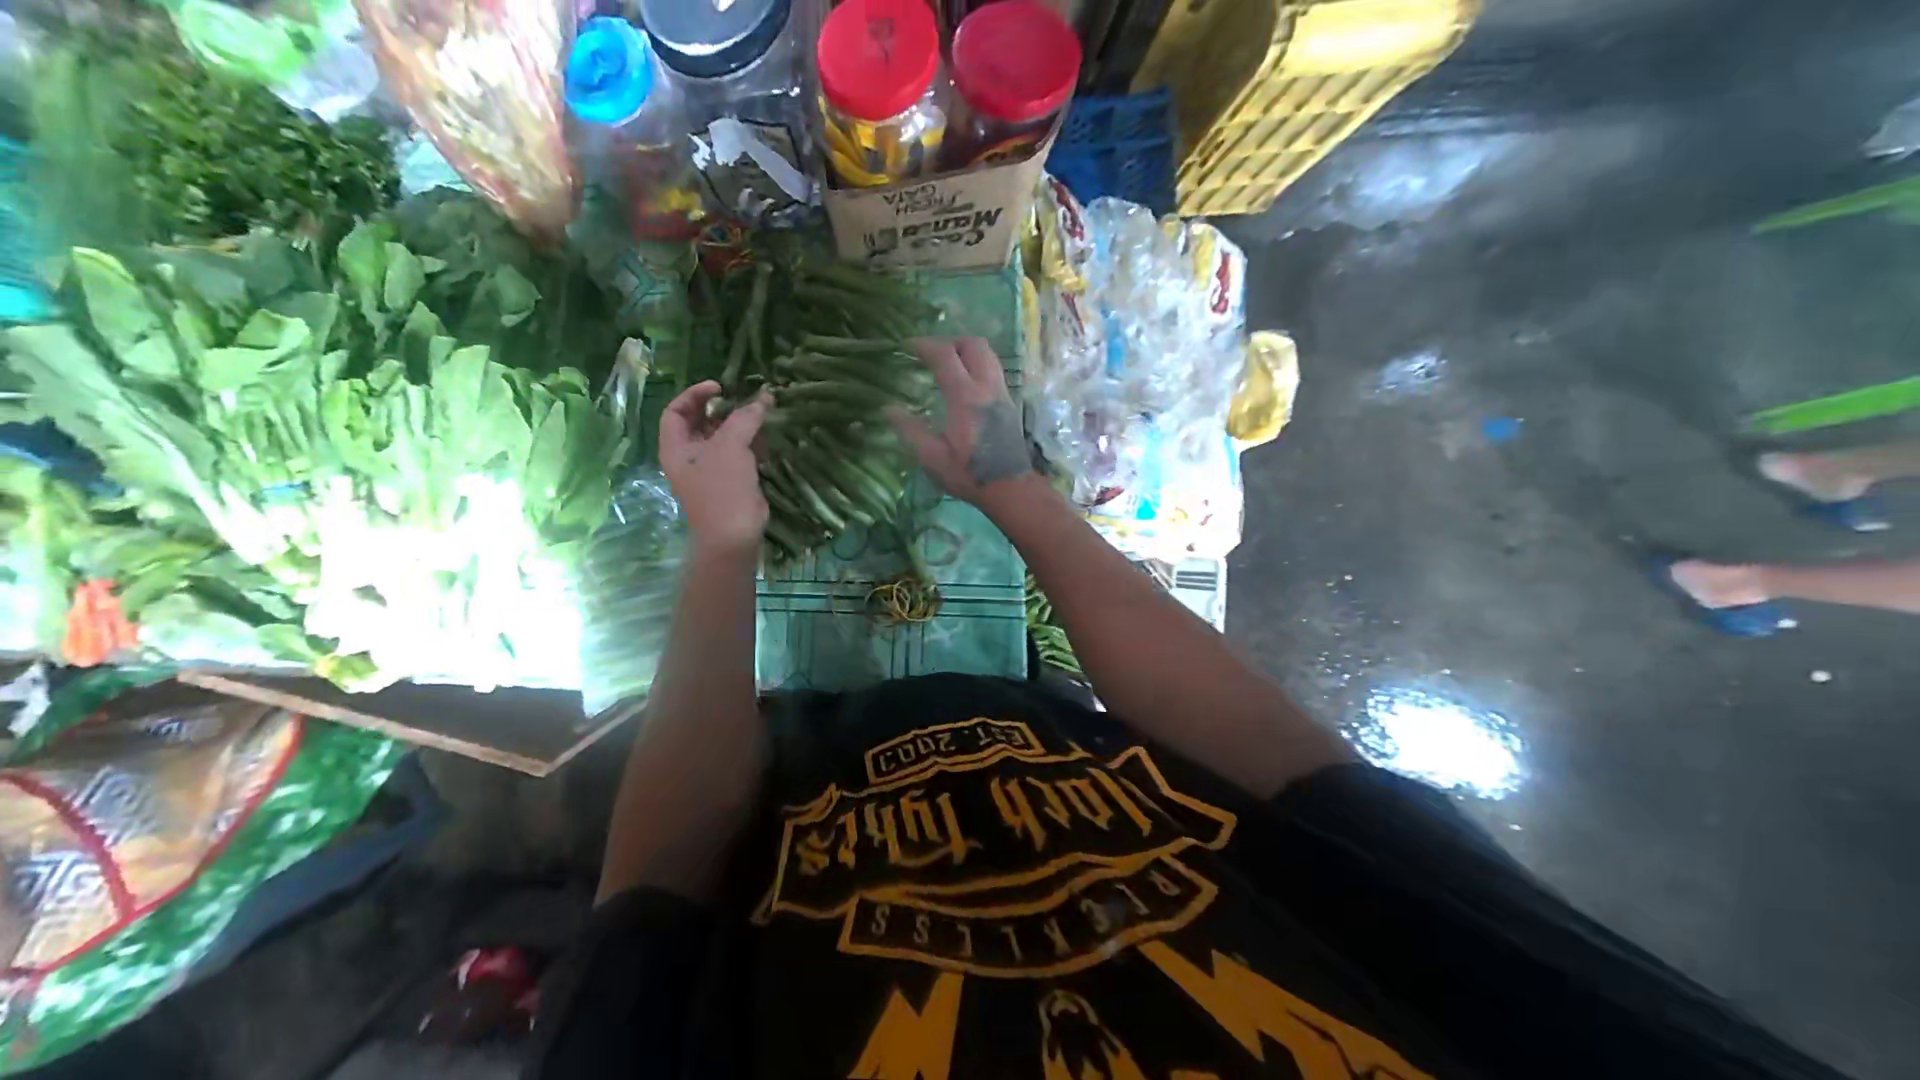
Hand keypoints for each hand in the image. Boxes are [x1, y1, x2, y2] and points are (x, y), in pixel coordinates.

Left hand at [659, 381, 771, 554]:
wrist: (734, 536)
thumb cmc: (722, 488)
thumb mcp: (730, 446)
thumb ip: (745, 418)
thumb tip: (764, 397)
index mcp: (675, 448)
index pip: (676, 411)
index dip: (695, 394)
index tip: (720, 386)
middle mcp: (689, 457)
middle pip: (700, 423)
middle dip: (721, 408)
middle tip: (743, 398)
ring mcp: (710, 470)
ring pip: (722, 438)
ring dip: (740, 424)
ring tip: (760, 412)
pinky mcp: (731, 481)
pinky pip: (739, 454)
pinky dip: (750, 442)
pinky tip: (766, 436)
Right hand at [889, 338, 1035, 507]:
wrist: (1009, 488)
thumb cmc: (969, 474)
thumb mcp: (932, 457)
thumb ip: (910, 430)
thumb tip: (889, 409)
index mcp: (966, 397)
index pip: (945, 355)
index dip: (924, 345)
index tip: (907, 346)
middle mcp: (987, 387)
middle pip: (973, 344)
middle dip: (949, 342)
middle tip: (931, 354)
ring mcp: (1001, 393)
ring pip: (988, 355)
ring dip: (966, 352)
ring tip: (947, 365)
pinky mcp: (1008, 403)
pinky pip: (993, 370)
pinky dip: (976, 366)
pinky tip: (963, 384)